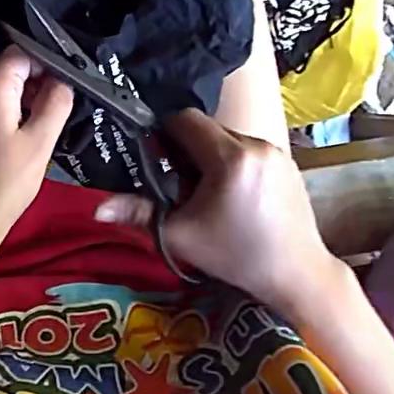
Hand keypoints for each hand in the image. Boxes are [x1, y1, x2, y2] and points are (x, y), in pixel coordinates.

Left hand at [0, 46, 73, 256]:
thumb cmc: (2, 186)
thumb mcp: (40, 143)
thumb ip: (56, 103)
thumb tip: (64, 79)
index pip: (20, 53)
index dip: (48, 62)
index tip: (71, 83)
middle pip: (10, 70)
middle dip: (39, 83)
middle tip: (65, 108)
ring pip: (1, 91)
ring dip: (28, 102)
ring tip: (49, 127)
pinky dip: (12, 116)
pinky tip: (27, 140)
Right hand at [93, 109, 340, 317]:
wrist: (296, 274)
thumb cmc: (235, 256)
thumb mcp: (180, 236)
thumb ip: (138, 214)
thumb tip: (97, 210)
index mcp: (229, 157)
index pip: (185, 119)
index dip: (163, 133)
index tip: (156, 158)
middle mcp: (256, 144)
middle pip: (206, 129)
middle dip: (187, 150)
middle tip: (179, 184)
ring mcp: (277, 151)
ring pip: (228, 139)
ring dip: (210, 157)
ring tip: (206, 194)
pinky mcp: (288, 162)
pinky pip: (249, 150)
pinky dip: (233, 163)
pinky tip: (232, 196)